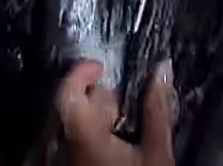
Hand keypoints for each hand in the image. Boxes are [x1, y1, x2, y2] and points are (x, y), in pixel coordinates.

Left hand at [56, 60, 174, 165]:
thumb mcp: (156, 155)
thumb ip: (158, 109)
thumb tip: (162, 67)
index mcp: (83, 136)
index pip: (68, 91)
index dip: (82, 72)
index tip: (102, 68)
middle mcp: (60, 150)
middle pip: (69, 108)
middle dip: (95, 101)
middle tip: (120, 109)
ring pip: (66, 131)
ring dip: (89, 123)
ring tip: (115, 134)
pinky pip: (63, 151)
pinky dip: (82, 144)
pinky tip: (104, 154)